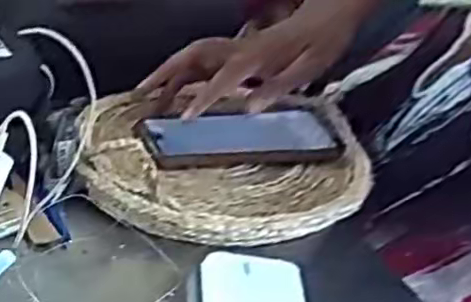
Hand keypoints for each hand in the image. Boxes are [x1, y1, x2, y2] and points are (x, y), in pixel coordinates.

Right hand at [138, 6, 360, 116]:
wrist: (332, 14)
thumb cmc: (323, 40)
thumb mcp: (312, 65)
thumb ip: (280, 86)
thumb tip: (251, 108)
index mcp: (259, 54)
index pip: (225, 75)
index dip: (205, 96)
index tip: (185, 118)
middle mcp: (239, 49)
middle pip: (195, 56)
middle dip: (164, 75)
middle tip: (138, 96)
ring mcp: (232, 50)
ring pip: (190, 59)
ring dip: (163, 77)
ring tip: (140, 98)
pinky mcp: (228, 54)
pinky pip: (195, 65)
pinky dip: (174, 79)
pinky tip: (163, 96)